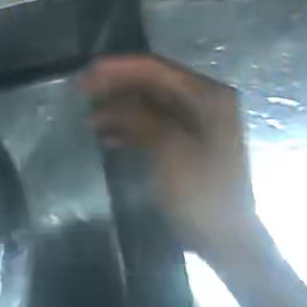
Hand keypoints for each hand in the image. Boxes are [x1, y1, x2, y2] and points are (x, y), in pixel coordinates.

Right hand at [80, 53, 262, 256]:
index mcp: (209, 97)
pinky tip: (107, 137)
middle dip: (118, 87)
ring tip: (89, 118)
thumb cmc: (201, 193)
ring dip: (121, 110)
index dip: (120, 69)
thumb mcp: (169, 151)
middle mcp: (206, 103)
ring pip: (152, 106)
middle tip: (81, 91)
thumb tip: (112, 101)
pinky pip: (156, 127)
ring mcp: (199, 125)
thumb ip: (142, 118)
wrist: (225, 237)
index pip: (159, 70)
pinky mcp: (189, 147)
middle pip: (155, 84)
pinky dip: (132, 130)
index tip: (86, 73)